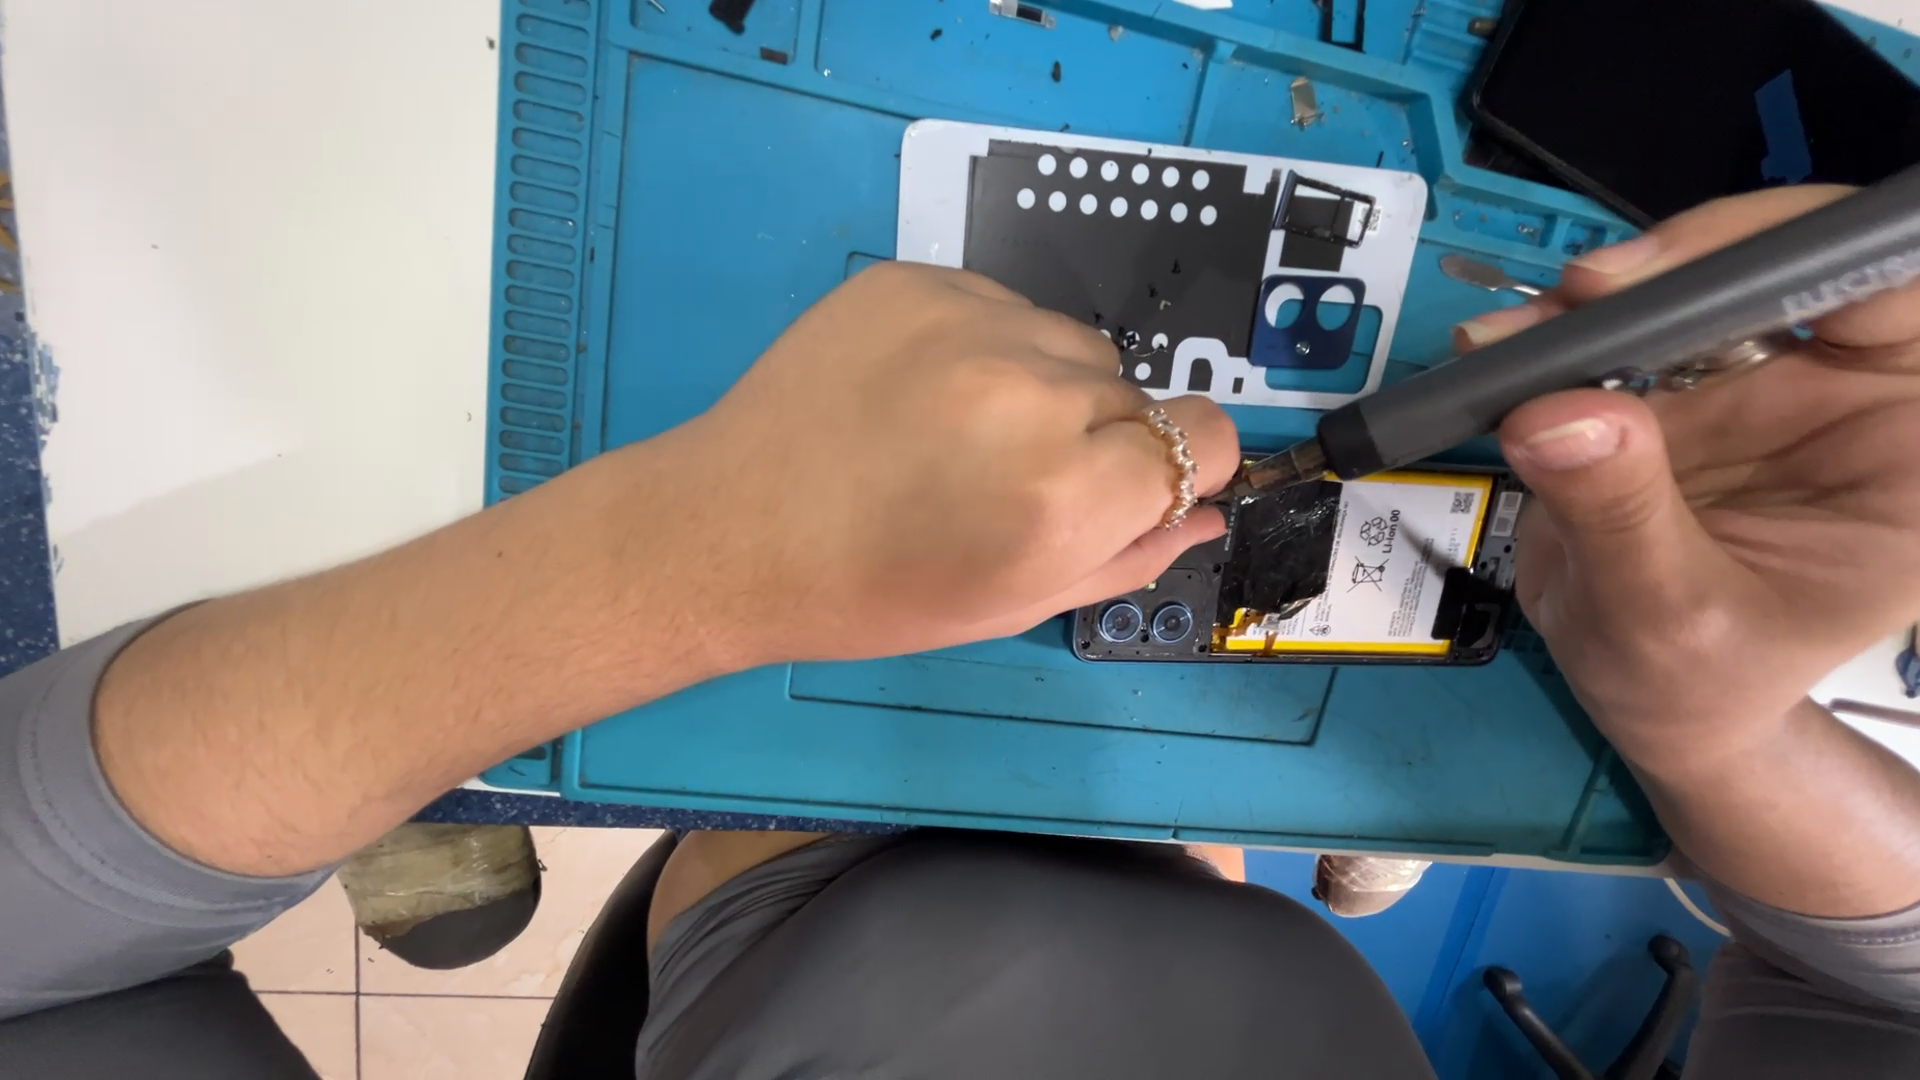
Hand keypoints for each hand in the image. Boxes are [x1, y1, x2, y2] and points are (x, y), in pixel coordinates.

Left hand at [665, 261, 1237, 663]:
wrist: (733, 532)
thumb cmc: (877, 594)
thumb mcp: (1012, 602)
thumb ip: (1127, 556)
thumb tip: (1203, 511)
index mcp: (1067, 495)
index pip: (1206, 440)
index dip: (1173, 469)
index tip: (1129, 486)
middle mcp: (1035, 393)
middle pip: (1138, 393)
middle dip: (1102, 439)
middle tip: (1013, 477)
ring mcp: (970, 321)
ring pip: (1074, 345)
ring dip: (1048, 388)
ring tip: (962, 433)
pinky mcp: (915, 279)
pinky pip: (1003, 308)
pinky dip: (988, 349)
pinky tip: (922, 393)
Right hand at [1457, 188, 1919, 764]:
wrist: (1644, 698)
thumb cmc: (1693, 679)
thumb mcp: (1665, 614)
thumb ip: (1622, 516)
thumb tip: (1552, 414)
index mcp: (1899, 442)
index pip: (1887, 295)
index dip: (1777, 258)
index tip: (1638, 285)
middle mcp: (1828, 399)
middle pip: (1765, 279)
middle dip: (1657, 277)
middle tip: (1560, 301)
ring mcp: (1732, 398)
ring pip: (1666, 306)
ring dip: (1575, 313)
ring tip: (1492, 341)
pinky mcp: (1647, 410)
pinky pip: (1595, 353)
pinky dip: (1536, 348)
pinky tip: (1486, 358)